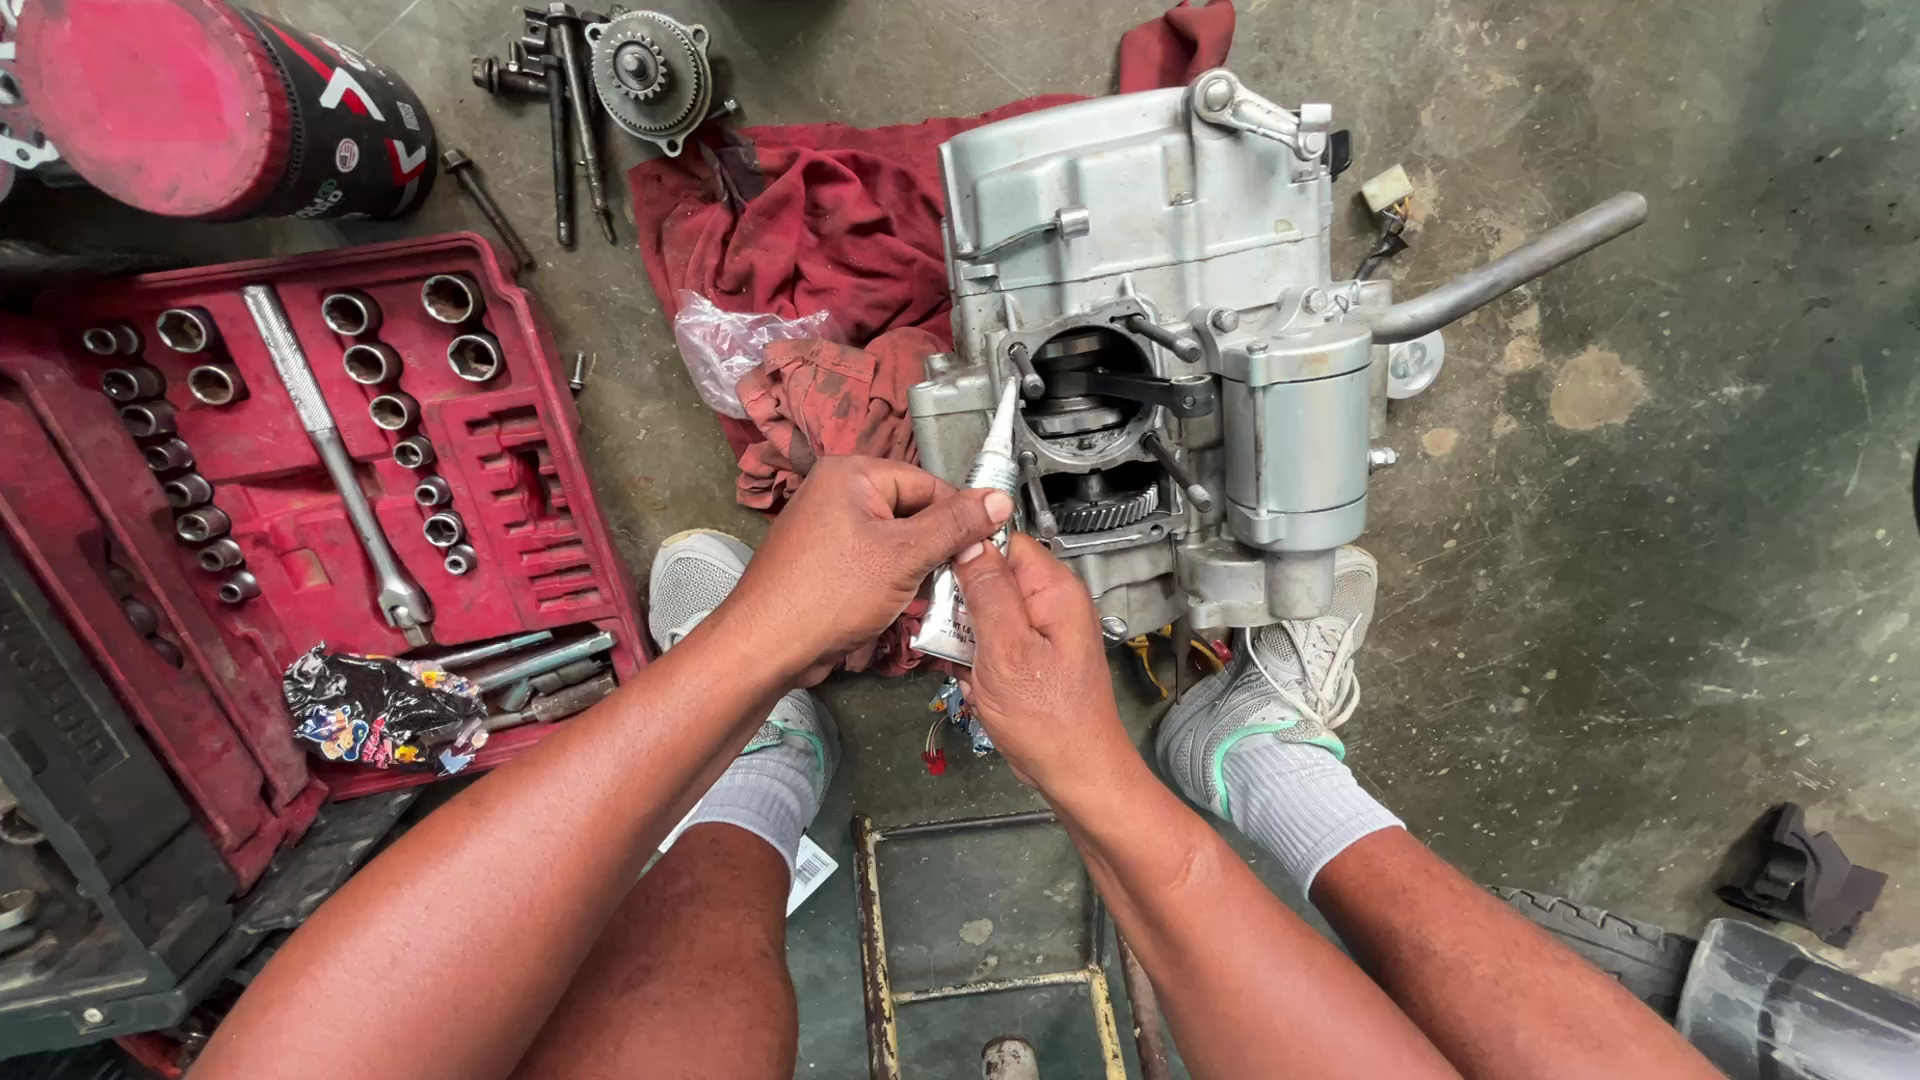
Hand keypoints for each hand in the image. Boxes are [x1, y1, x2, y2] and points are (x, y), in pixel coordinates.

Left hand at [718, 456, 1012, 683]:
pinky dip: (895, 582)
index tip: (984, 548)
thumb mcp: (904, 555)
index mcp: (853, 473)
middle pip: (914, 513)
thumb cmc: (829, 594)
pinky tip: (902, 606)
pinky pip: (876, 562)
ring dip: (919, 570)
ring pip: (898, 542)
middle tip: (956, 578)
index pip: (929, 484)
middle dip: (937, 549)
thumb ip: (955, 526)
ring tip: (926, 596)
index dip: (959, 517)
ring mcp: (831, 529)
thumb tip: (999, 500)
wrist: (766, 647)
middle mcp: (839, 493)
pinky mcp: (829, 562)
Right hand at [951, 532, 1133, 791]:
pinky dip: (978, 661)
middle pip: (990, 578)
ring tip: (964, 668)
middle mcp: (1051, 603)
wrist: (1075, 773)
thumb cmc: (1047, 718)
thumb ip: (988, 591)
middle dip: (961, 606)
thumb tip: (969, 541)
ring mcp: (1041, 631)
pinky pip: (994, 643)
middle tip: (944, 633)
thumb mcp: (1006, 649)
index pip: (1004, 542)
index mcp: (1053, 590)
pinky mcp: (1031, 657)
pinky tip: (975, 685)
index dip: (967, 554)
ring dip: (965, 639)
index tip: (937, 577)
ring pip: (986, 614)